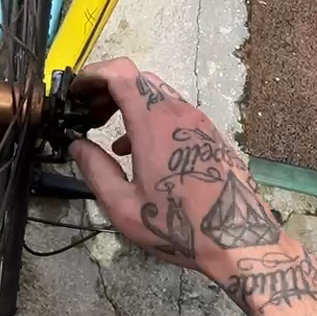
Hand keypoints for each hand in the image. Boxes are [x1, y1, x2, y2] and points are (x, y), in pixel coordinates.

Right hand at [67, 58, 298, 284]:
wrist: (240, 241)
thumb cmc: (179, 226)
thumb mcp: (123, 206)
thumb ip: (95, 170)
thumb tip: (77, 146)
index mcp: (154, 123)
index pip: (120, 73)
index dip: (93, 74)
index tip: (76, 90)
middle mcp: (178, 112)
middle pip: (137, 78)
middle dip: (107, 89)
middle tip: (88, 113)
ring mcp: (198, 121)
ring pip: (156, 93)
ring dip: (128, 103)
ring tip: (110, 135)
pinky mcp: (210, 134)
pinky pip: (173, 111)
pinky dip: (149, 116)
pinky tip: (139, 151)